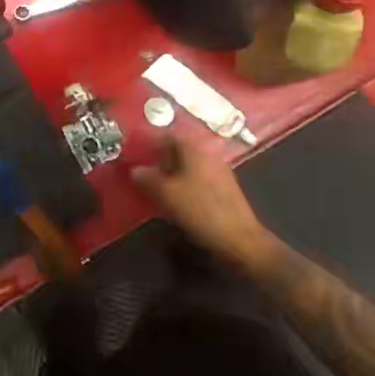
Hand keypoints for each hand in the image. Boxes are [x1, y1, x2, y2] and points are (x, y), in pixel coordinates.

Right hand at [129, 133, 277, 265]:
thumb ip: (147, 178)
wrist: (240, 240)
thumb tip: (134, 170)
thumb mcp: (167, 194)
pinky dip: (184, 183)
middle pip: (178, 149)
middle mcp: (207, 153)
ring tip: (155, 186)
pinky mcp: (224, 188)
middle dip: (159, 158)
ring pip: (188, 164)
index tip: (134, 153)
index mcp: (193, 148)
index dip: (148, 142)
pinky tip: (176, 198)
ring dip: (171, 172)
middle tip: (142, 170)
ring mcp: (219, 170)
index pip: (166, 135)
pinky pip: (197, 177)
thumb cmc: (201, 210)